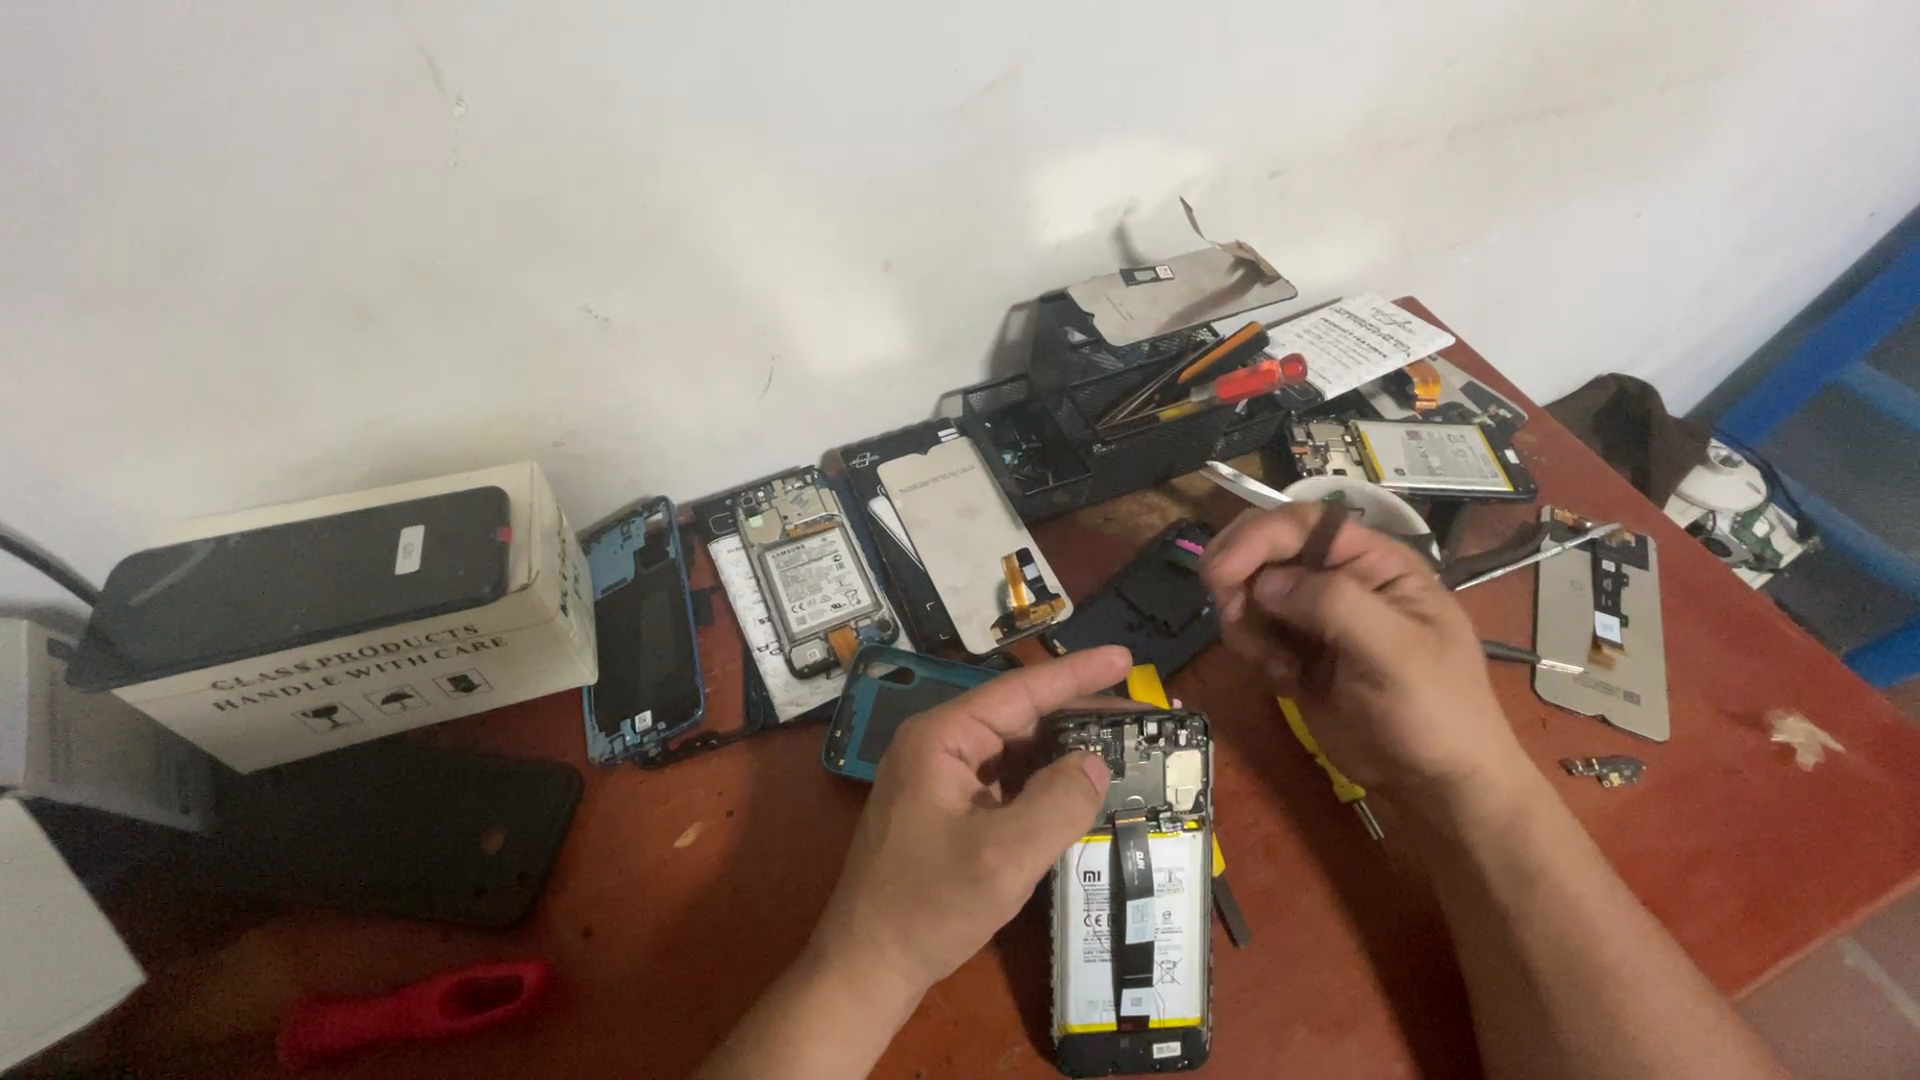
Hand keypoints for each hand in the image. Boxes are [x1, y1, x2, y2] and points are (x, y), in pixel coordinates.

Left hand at [806, 646, 1132, 1000]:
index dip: (1076, 674)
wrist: (866, 965)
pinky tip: (1076, 789)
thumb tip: (1096, 763)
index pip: (1020, 692)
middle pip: (1019, 718)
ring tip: (1120, 748)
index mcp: (942, 738)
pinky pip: (1004, 781)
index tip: (1124, 657)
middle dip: (1079, 716)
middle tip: (1139, 717)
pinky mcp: (946, 808)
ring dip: (1063, 752)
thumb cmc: (929, 905)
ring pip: (1014, 751)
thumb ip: (1058, 803)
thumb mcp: (1004, 855)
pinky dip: (1042, 783)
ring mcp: (939, 778)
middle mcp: (939, 746)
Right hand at [1198, 504, 1525, 807]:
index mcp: (1375, 562)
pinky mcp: (1291, 649)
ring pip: (1247, 590)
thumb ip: (1335, 604)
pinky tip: (1283, 678)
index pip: (1303, 523)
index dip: (1257, 538)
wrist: (1433, 783)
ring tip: (1278, 664)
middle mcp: (1337, 578)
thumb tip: (1265, 583)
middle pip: (1264, 549)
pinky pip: (1248, 630)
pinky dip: (1252, 651)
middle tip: (1229, 610)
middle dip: (1238, 575)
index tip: (1220, 571)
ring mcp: (1311, 615)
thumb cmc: (1435, 711)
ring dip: (1245, 623)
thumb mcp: (1397, 652)